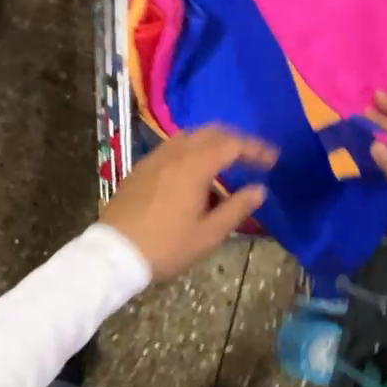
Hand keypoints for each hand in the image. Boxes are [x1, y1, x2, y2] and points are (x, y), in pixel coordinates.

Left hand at [99, 125, 276, 279]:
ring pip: (190, 137)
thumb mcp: (208, 234)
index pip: (232, 145)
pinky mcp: (141, 168)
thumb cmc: (166, 246)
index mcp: (194, 166)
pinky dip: (192, 150)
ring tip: (227, 162)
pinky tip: (196, 172)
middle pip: (211, 132)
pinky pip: (173, 147)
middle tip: (253, 156)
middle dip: (235, 139)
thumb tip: (259, 189)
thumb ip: (237, 208)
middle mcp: (174, 153)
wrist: (113, 254)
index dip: (255, 148)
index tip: (273, 159)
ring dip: (213, 142)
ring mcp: (155, 158)